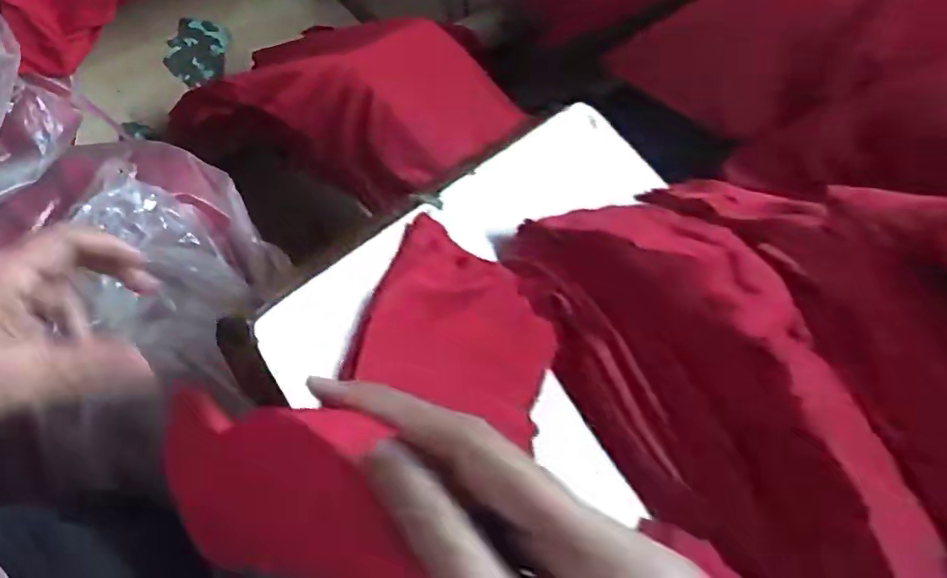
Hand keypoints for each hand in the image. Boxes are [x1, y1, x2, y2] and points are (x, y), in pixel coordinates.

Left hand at [0, 227, 161, 440]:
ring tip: (93, 356)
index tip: (145, 266)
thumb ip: (86, 367)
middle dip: (103, 271)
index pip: (67, 239)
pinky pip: (35, 307)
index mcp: (8, 269)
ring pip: (50, 289)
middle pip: (62, 256)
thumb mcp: (26, 376)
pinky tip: (66, 356)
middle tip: (144, 291)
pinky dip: (57, 326)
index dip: (109, 246)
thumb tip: (146, 364)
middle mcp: (2, 268)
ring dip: (77, 315)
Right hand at [311, 379, 703, 577]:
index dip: (391, 403)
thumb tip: (378, 449)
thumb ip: (440, 535)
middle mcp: (622, 541)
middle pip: (492, 464)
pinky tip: (436, 523)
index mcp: (605, 548)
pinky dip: (469, 517)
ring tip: (373, 470)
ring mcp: (627, 566)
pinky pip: (524, 530)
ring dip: (436, 478)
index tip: (318, 386)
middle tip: (337, 426)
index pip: (474, 439)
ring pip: (507, 496)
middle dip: (409, 439)